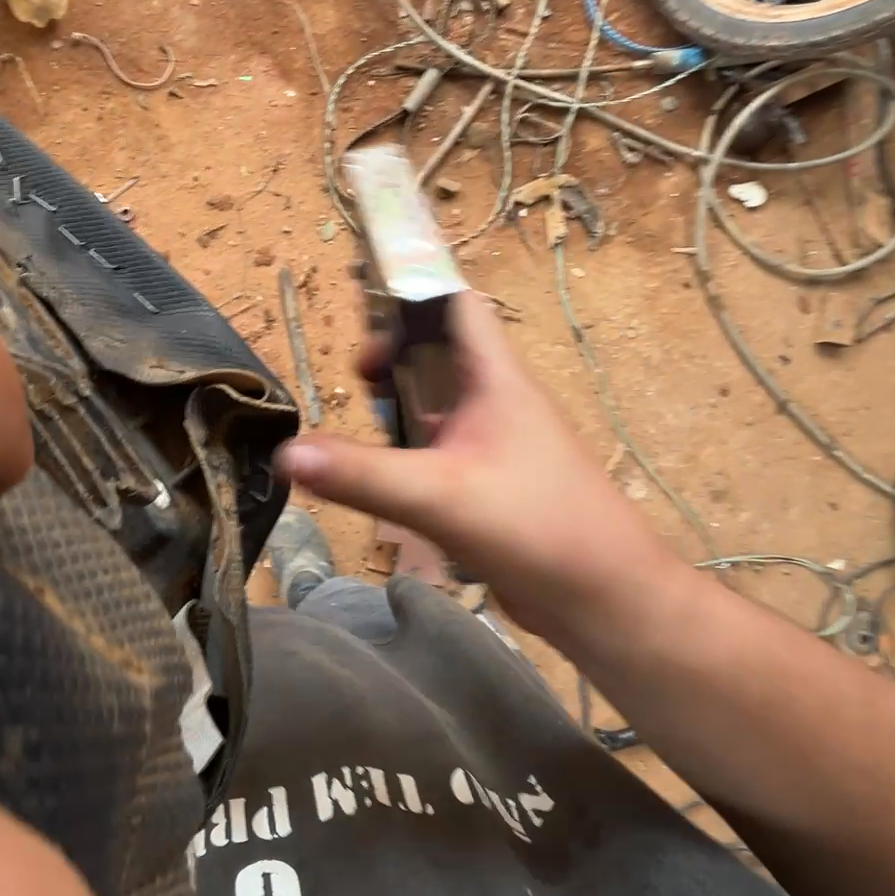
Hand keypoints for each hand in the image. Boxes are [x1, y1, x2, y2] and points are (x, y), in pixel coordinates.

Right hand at [278, 291, 671, 634]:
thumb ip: (362, 475)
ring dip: (400, 404)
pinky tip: (384, 476)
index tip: (360, 308)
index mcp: (496, 379)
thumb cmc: (538, 530)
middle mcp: (497, 401)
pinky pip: (441, 447)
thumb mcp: (440, 497)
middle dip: (394, 354)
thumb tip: (286, 455)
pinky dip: (409, 448)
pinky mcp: (492, 482)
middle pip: (439, 351)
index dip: (410, 293)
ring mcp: (497, 443)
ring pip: (438, 403)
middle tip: (360, 380)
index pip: (455, 305)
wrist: (608, 602)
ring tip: (361, 424)